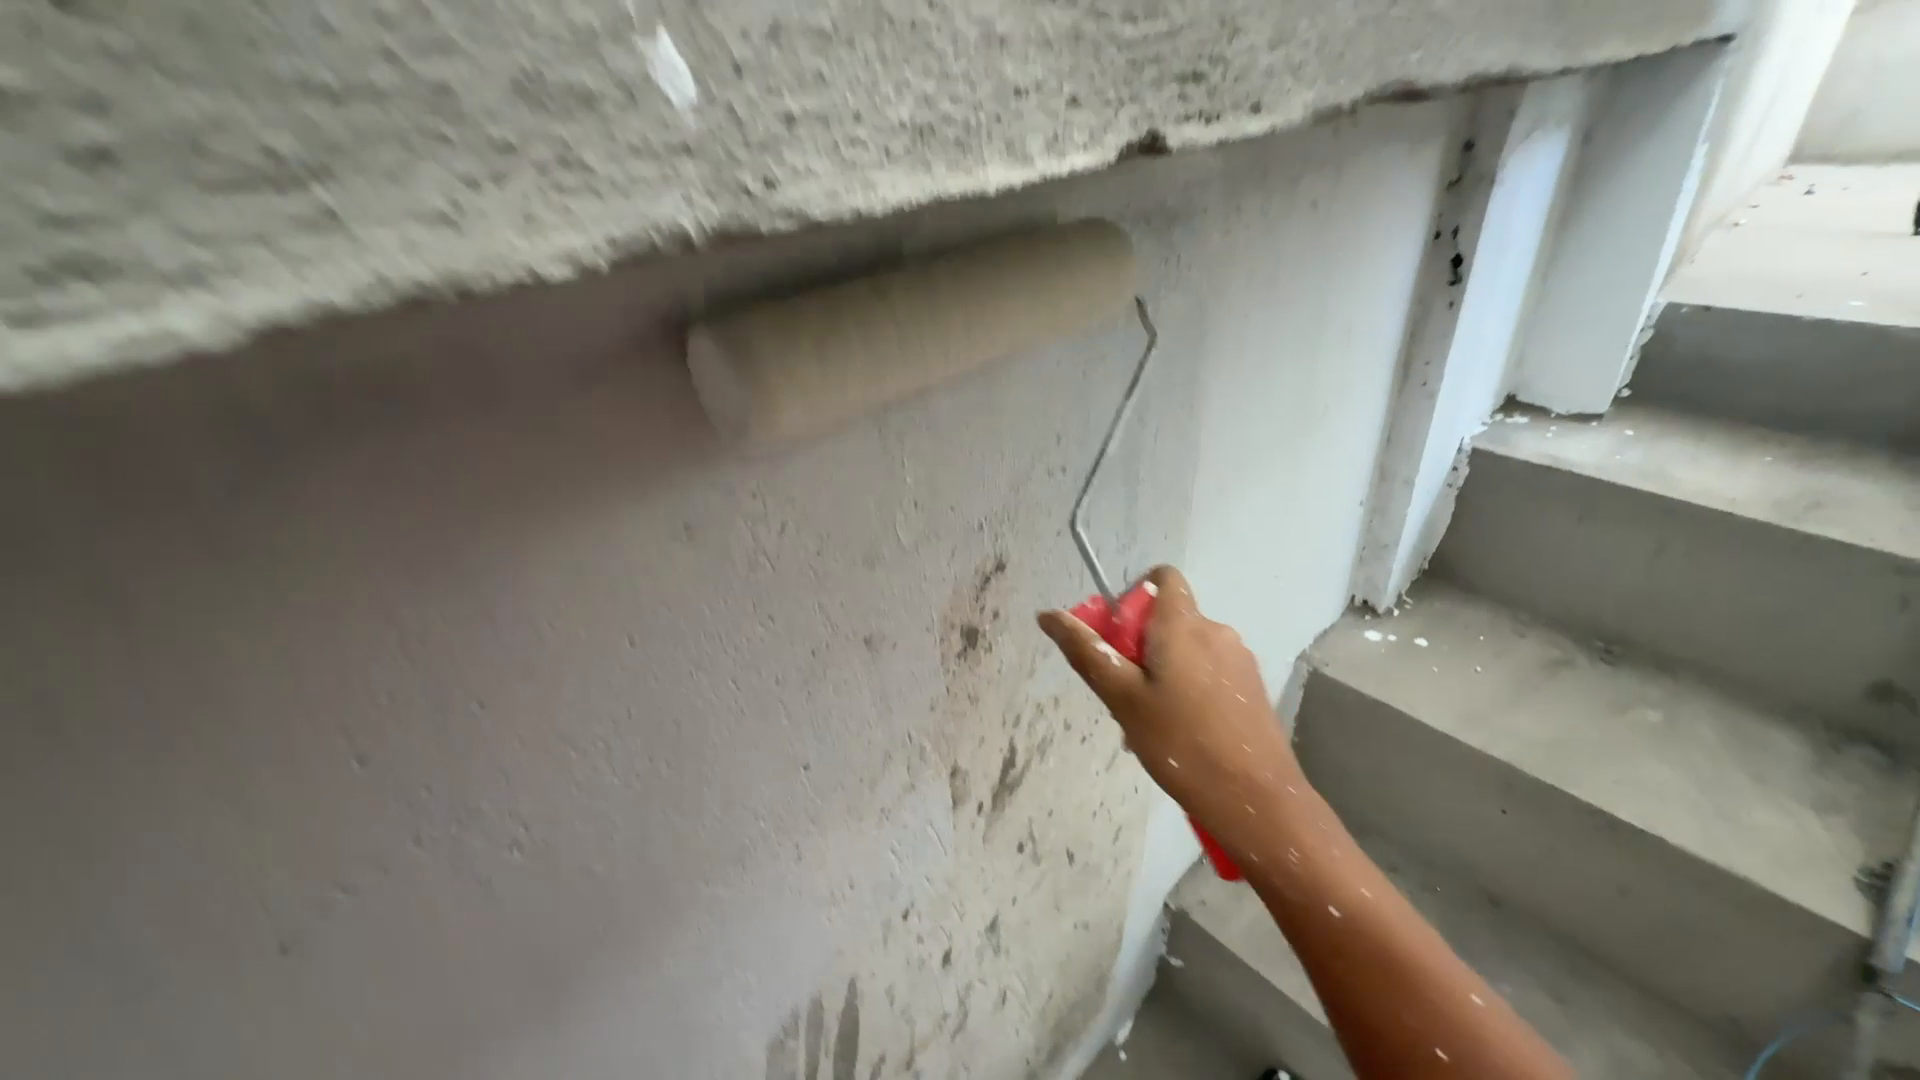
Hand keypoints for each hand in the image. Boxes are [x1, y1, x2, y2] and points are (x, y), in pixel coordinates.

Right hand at [1037, 565, 1300, 842]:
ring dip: (1161, 673)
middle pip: (1168, 619)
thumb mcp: (1121, 698)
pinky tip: (1178, 735)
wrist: (1255, 798)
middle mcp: (1215, 630)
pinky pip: (1208, 673)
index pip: (1161, 577)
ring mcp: (1238, 659)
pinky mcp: (1251, 687)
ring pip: (1186, 650)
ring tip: (1147, 724)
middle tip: (1122, 695)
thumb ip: (1087, 652)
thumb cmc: (1180, 743)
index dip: (1133, 596)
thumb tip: (1048, 615)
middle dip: (1138, 647)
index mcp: (1183, 624)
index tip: (1115, 636)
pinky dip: (1187, 689)